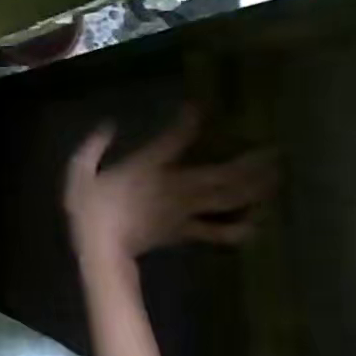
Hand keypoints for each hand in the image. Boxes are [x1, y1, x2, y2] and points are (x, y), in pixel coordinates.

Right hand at [63, 107, 275, 263]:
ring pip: (231, 198)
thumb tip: (108, 126)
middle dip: (251, 161)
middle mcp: (176, 186)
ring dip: (257, 188)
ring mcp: (186, 210)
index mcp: (148, 167)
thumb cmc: (88, 208)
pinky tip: (257, 222)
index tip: (200, 107)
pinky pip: (222, 231)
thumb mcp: (79, 172)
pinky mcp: (188, 231)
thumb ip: (93, 147)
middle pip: (223, 173)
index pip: (175, 139)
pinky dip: (243, 228)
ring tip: (276, 177)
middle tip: (274, 151)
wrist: (101, 248)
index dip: (189, 121)